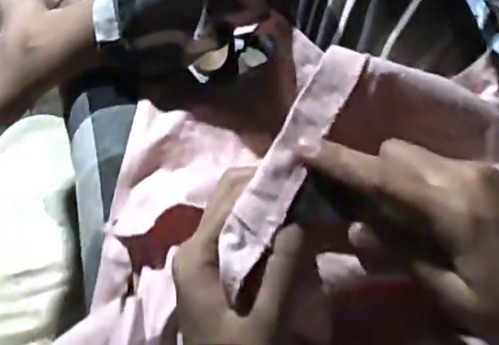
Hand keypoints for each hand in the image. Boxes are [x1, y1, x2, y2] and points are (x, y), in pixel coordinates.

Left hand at [174, 168, 310, 344]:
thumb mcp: (264, 326)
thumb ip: (281, 271)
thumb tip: (300, 216)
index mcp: (196, 253)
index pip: (231, 194)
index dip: (266, 179)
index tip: (301, 173)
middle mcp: (193, 246)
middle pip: (230, 194)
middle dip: (266, 184)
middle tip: (305, 184)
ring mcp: (201, 258)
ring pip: (234, 209)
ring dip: (265, 201)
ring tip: (301, 199)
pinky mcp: (212, 271)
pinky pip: (236, 230)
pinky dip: (261, 221)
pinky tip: (288, 226)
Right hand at [303, 138, 498, 344]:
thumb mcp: (454, 297)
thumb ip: (403, 255)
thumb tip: (356, 226)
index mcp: (454, 207)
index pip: (384, 175)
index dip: (342, 161)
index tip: (305, 146)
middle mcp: (463, 173)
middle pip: (397, 152)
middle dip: (373, 171)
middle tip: (363, 209)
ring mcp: (478, 167)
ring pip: (416, 154)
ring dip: (397, 176)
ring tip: (399, 217)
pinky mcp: (488, 170)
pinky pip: (438, 162)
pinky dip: (421, 180)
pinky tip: (430, 215)